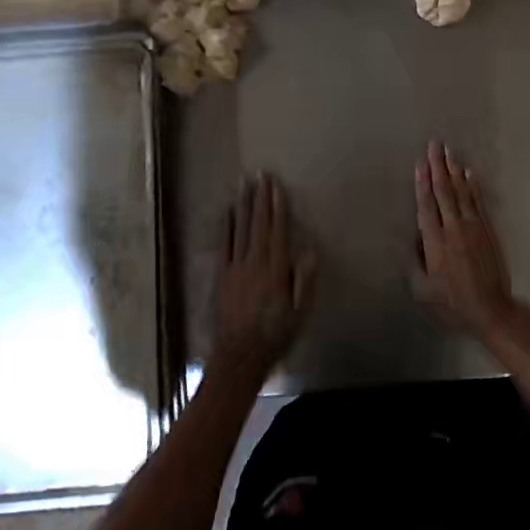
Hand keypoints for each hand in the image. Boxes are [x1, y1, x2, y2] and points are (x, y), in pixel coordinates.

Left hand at [211, 174, 313, 380]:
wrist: (240, 354)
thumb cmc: (276, 334)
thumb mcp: (300, 312)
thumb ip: (304, 280)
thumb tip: (307, 249)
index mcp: (275, 269)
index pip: (277, 230)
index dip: (278, 207)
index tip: (277, 187)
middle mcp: (254, 262)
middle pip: (258, 223)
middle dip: (260, 198)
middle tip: (261, 175)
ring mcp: (235, 267)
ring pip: (239, 228)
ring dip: (243, 205)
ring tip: (244, 184)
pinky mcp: (221, 275)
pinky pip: (224, 244)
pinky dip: (226, 226)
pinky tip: (228, 211)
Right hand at [411, 141, 517, 337]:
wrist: (491, 309)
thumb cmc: (451, 302)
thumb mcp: (421, 289)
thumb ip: (415, 261)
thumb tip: (416, 239)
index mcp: (435, 241)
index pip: (426, 205)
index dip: (422, 183)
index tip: (420, 163)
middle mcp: (454, 228)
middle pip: (444, 191)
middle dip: (437, 167)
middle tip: (434, 145)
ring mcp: (473, 227)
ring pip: (461, 192)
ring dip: (454, 171)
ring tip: (448, 152)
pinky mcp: (487, 231)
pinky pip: (478, 202)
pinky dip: (473, 186)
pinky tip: (468, 173)